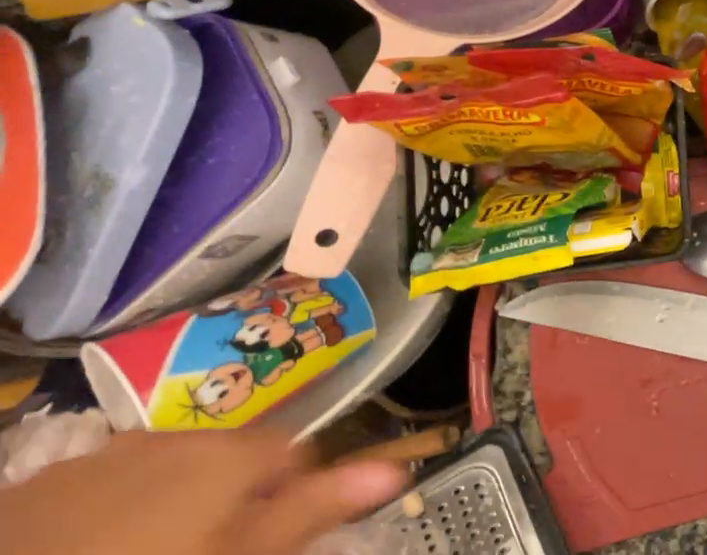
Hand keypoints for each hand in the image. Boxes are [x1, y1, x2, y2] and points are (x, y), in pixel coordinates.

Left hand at [0, 427, 407, 554]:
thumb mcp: (245, 554)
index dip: (295, 492)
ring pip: (163, 469)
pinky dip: (108, 511)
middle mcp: (175, 437)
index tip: (275, 535)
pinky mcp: (37, 486)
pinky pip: (98, 486)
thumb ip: (316, 507)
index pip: (296, 452)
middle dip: (231, 495)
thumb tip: (397, 468)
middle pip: (229, 457)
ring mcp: (98, 457)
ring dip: (169, 500)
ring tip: (155, 548)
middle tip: (219, 546)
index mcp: (230, 451)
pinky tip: (96, 546)